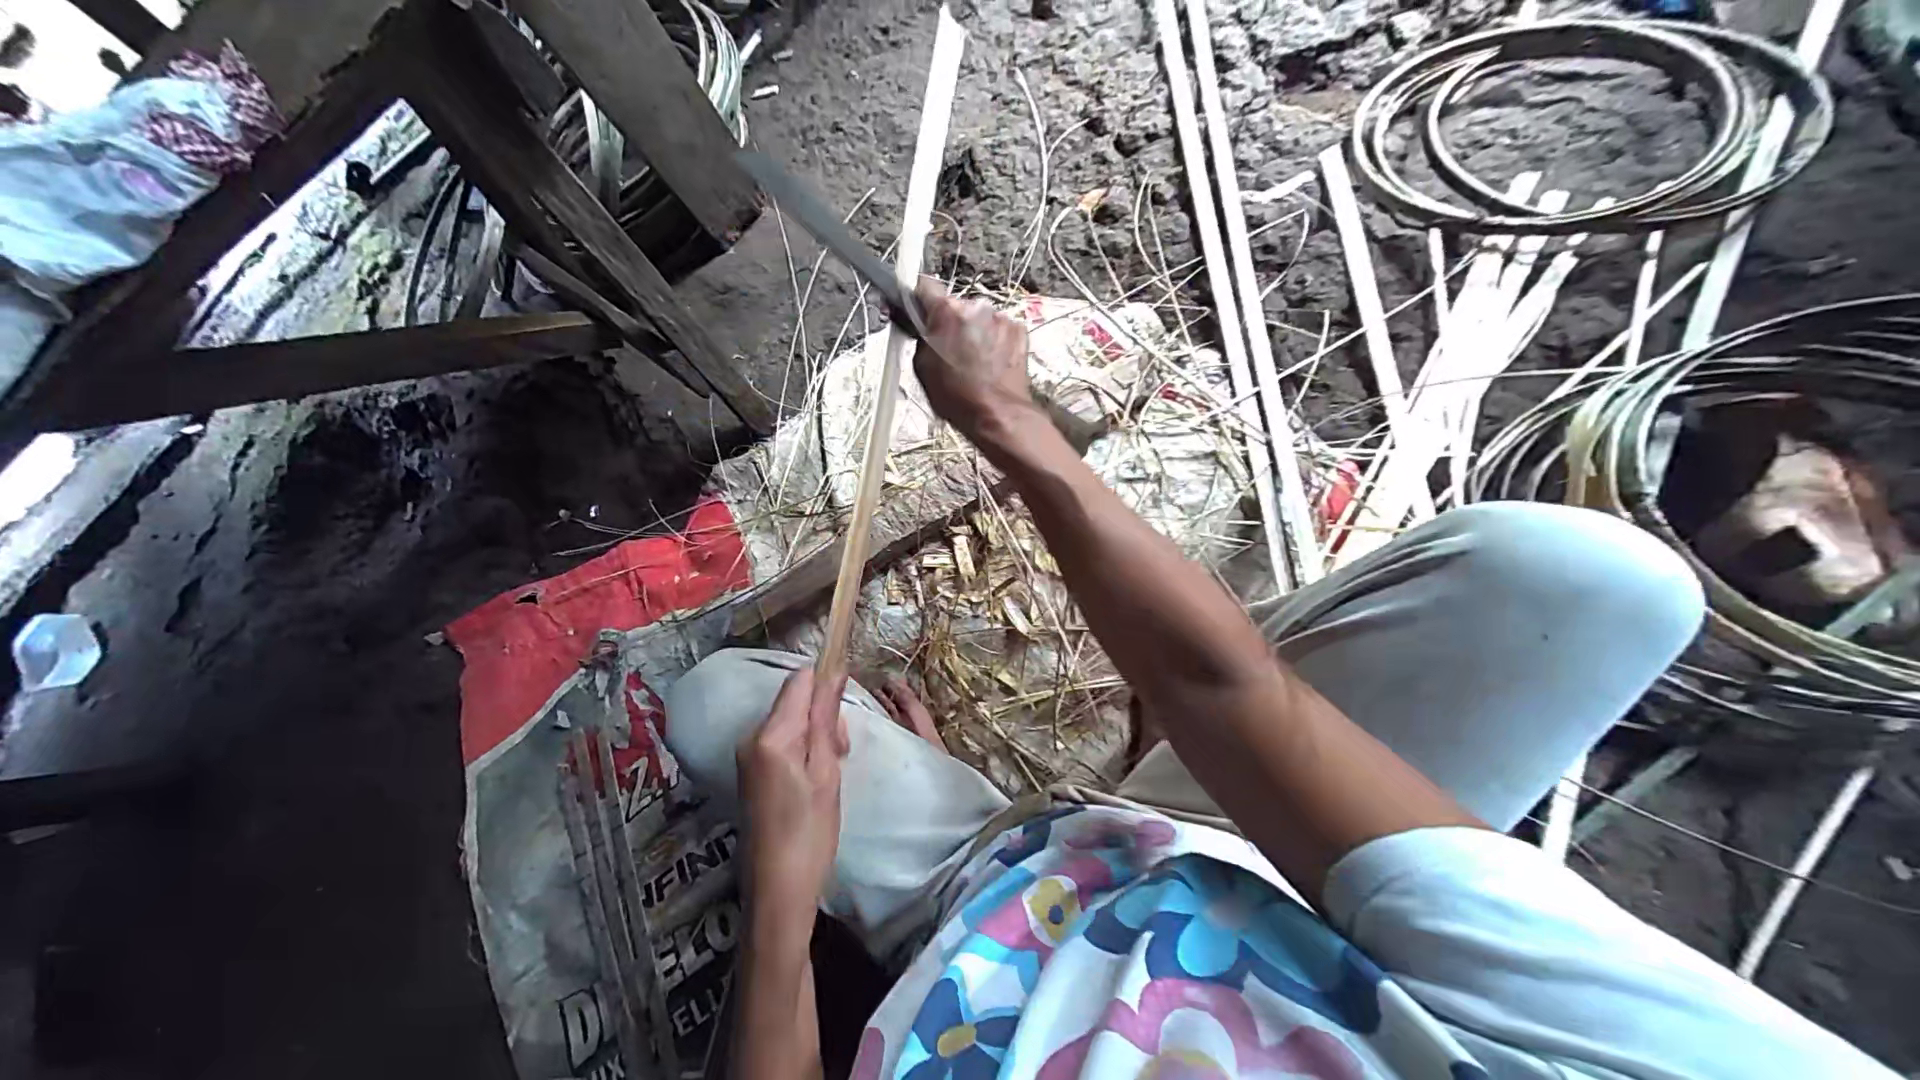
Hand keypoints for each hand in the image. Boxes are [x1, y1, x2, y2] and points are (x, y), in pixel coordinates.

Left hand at [737, 668, 845, 942]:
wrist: (777, 890)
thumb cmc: (810, 832)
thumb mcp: (827, 771)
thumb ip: (826, 718)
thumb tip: (833, 670)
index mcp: (771, 735)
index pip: (799, 681)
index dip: (826, 683)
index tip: (848, 705)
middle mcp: (751, 738)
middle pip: (794, 701)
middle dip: (822, 715)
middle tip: (841, 752)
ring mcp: (747, 756)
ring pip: (789, 721)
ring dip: (815, 734)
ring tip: (831, 769)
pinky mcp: (750, 772)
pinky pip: (780, 741)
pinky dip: (802, 749)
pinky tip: (815, 779)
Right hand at [913, 278, 1035, 439]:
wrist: (998, 413)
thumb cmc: (960, 398)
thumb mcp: (922, 368)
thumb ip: (922, 338)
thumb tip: (924, 327)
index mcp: (946, 312)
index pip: (926, 286)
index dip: (922, 298)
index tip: (921, 309)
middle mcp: (975, 307)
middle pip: (956, 306)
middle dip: (951, 323)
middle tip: (949, 351)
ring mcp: (1000, 317)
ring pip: (980, 318)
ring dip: (975, 332)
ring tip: (973, 362)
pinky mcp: (1018, 330)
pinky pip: (1000, 329)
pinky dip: (995, 341)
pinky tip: (990, 363)